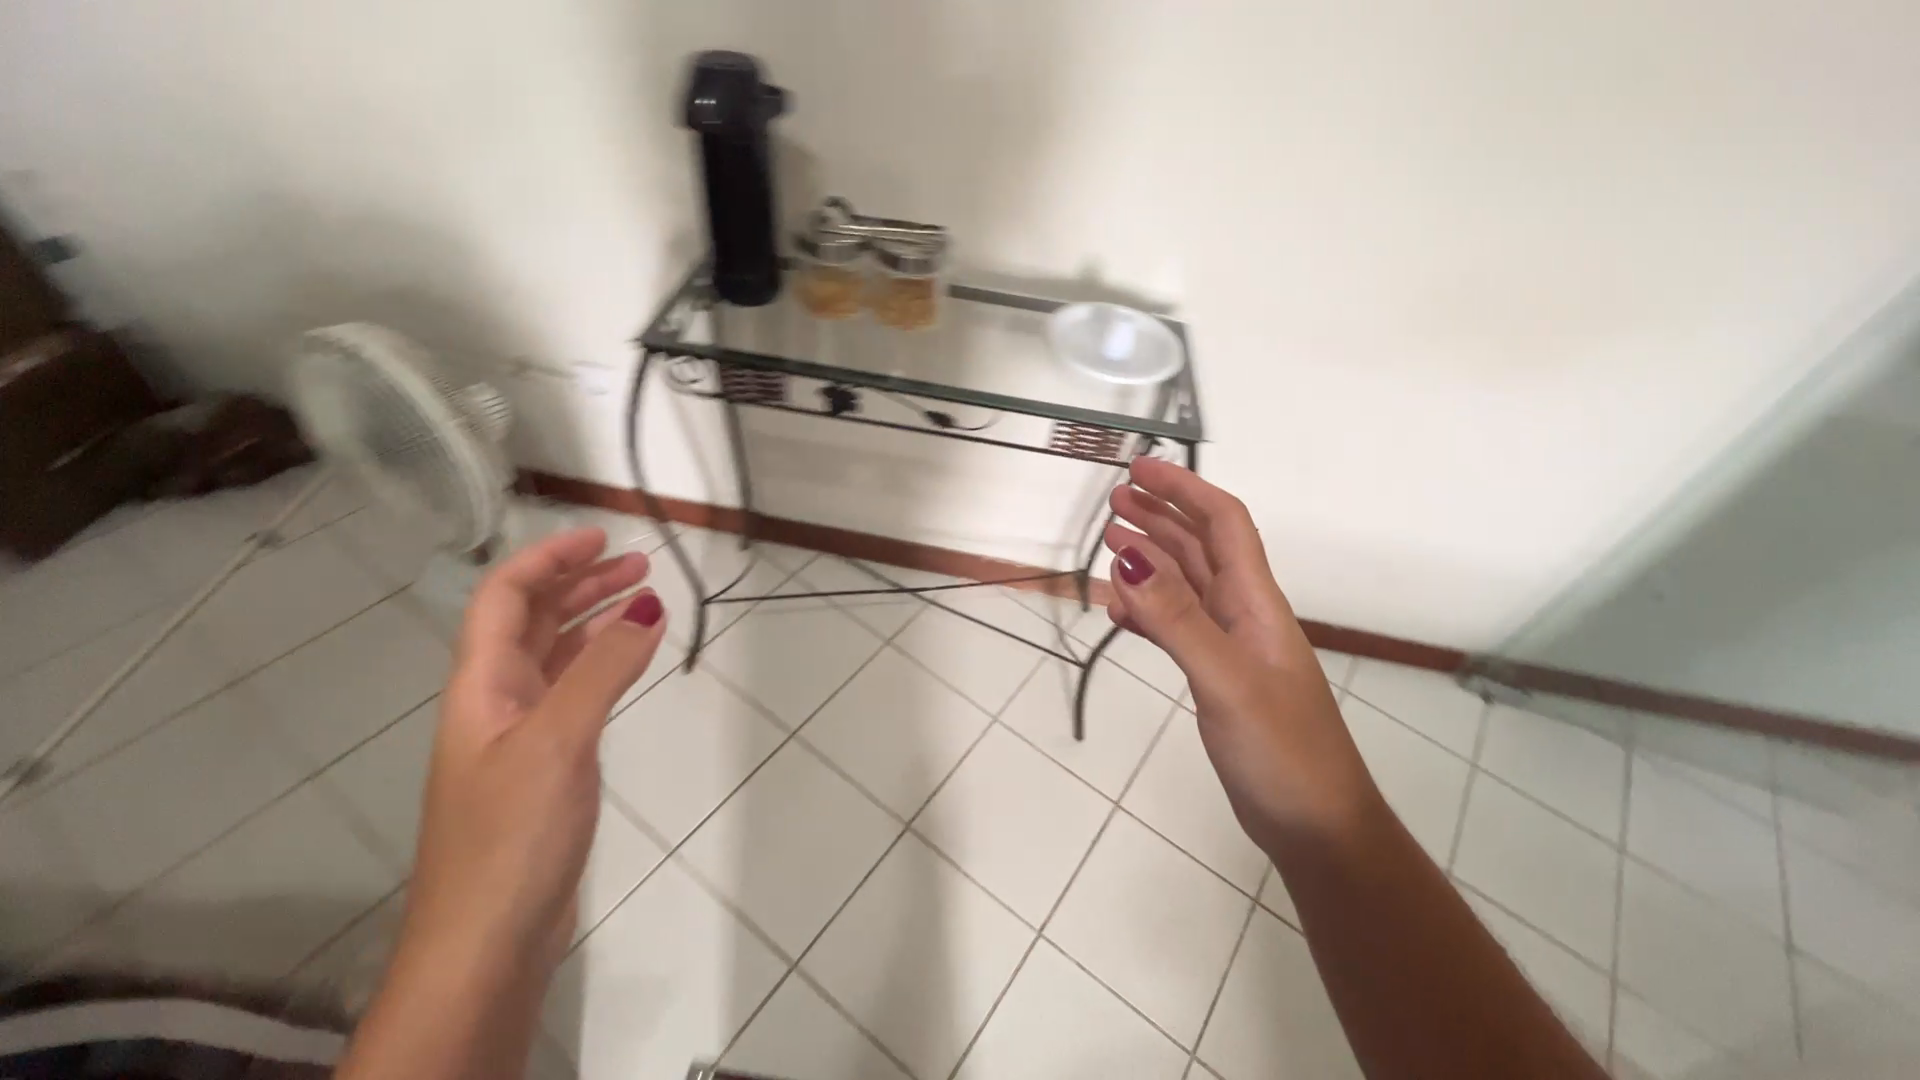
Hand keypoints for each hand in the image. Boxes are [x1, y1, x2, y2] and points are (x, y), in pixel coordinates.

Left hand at [400, 528, 666, 975]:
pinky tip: (631, 663)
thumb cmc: (513, 835)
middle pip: (531, 621)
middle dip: (580, 584)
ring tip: (643, 599)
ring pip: (554, 657)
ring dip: (593, 621)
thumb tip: (645, 605)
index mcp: (482, 685)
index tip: (603, 537)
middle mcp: (495, 701)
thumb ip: (602, 670)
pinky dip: (603, 666)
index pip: (505, 597)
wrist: (487, 940)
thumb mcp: (559, 741)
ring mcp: (518, 736)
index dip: (550, 559)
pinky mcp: (543, 768)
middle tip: (639, 564)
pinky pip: (573, 694)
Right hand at [1106, 459, 1376, 845]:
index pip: (1224, 525)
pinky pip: (1178, 630)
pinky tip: (1120, 614)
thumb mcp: (1226, 680)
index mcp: (1256, 603)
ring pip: (1187, 587)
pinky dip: (1148, 614)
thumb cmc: (1282, 751)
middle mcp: (1245, 616)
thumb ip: (1176, 619)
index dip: (1184, 490)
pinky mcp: (1218, 680)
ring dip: (1152, 560)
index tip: (1138, 470)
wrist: (1317, 825)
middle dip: (1161, 517)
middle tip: (1113, 501)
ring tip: (1110, 543)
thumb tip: (1127, 556)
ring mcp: (1232, 649)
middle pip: (1201, 549)